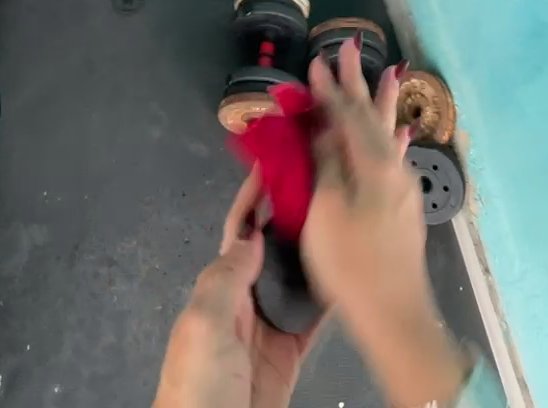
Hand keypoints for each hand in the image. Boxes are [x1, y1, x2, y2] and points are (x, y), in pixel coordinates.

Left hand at [153, 171, 321, 407]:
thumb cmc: (200, 383)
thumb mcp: (205, 325)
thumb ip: (227, 278)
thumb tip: (252, 234)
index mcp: (218, 286)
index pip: (239, 229)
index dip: (254, 197)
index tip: (276, 163)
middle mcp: (243, 298)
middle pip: (269, 247)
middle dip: (288, 216)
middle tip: (321, 186)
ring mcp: (267, 326)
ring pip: (292, 276)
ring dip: (311, 250)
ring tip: (340, 219)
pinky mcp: (288, 353)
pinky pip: (310, 317)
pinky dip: (326, 296)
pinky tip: (347, 276)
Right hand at [303, 38, 469, 406]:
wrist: (394, 315)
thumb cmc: (351, 262)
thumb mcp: (326, 210)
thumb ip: (326, 163)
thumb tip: (325, 127)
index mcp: (370, 164)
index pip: (345, 115)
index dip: (329, 89)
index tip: (317, 60)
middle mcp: (389, 166)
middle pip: (369, 115)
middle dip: (358, 83)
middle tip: (352, 47)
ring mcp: (399, 185)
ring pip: (385, 131)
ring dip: (381, 102)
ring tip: (389, 72)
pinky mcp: (402, 203)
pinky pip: (396, 154)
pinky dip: (394, 136)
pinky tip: (400, 129)